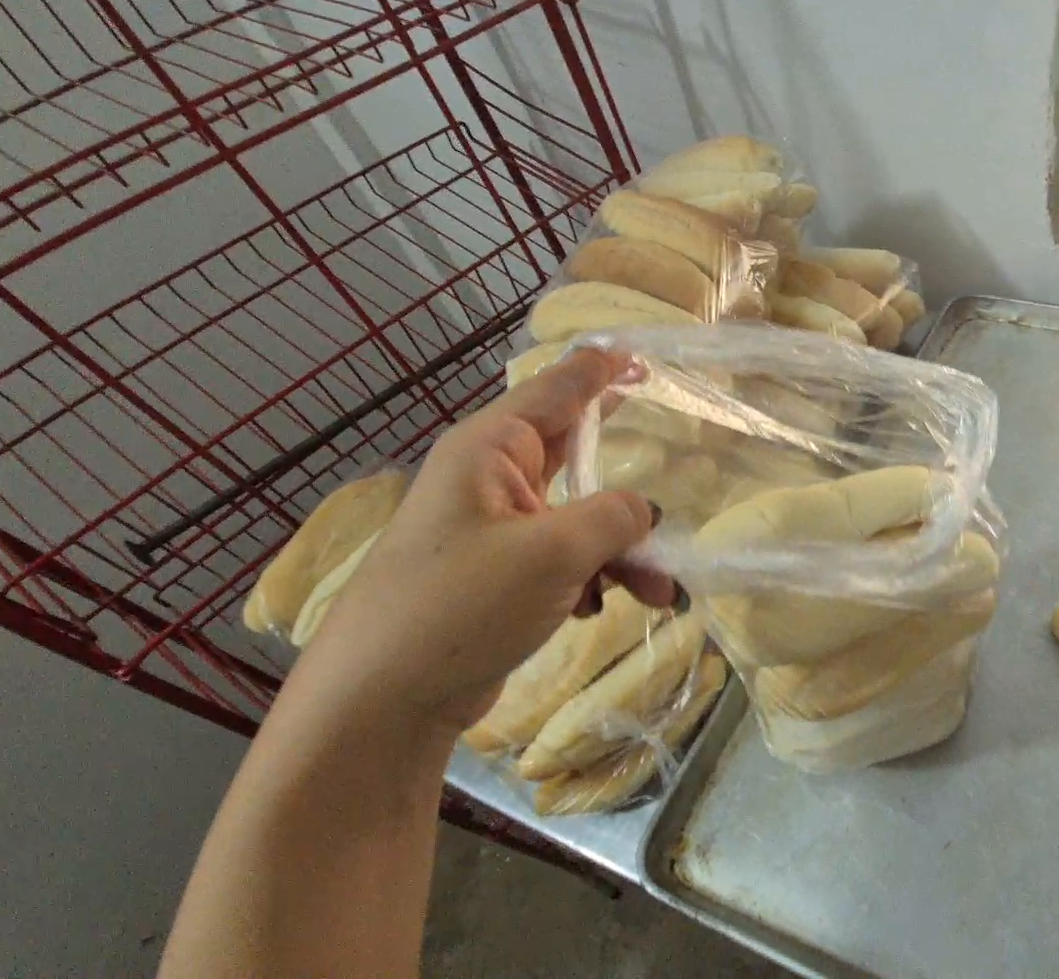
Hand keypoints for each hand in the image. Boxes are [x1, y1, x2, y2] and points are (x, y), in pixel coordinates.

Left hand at [292, 347, 676, 733]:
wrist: (381, 703)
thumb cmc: (461, 604)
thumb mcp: (553, 552)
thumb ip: (614, 517)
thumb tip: (643, 510)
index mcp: (490, 450)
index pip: (557, 389)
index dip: (603, 369)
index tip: (643, 355)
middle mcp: (490, 481)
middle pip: (574, 456)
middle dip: (627, 478)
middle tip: (678, 449)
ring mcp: (493, 531)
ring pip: (578, 519)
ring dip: (622, 550)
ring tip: (661, 590)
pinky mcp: (498, 577)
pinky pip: (564, 559)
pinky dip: (594, 577)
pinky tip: (607, 607)